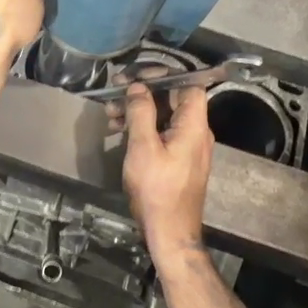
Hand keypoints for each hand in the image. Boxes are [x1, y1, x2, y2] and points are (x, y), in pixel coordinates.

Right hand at [121, 82, 214, 256]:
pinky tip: (120, 131)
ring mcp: (188, 147)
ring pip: (164, 117)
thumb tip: (138, 88)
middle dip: (144, 93)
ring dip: (139, 111)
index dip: (165, 75)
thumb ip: (141, 113)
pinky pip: (162, 133)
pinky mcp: (179, 160)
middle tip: (116, 92)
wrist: (169, 232)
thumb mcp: (143, 148)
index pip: (189, 85)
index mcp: (194, 126)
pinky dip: (143, 128)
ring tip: (110, 114)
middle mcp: (196, 133)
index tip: (138, 76)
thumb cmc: (157, 190)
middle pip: (173, 99)